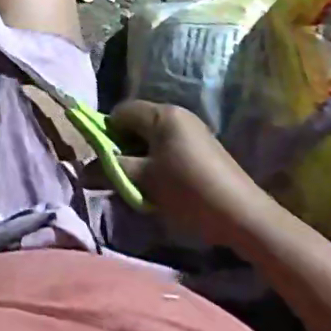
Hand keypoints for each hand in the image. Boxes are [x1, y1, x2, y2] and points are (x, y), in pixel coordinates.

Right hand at [108, 101, 278, 246]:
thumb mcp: (144, 182)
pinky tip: (167, 186)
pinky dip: (162, 161)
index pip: (120, 112)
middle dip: (125, 146)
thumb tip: (83, 169)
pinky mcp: (207, 148)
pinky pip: (172, 146)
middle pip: (138, 123)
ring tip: (145, 184)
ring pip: (155, 137)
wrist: (246, 217)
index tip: (106, 159)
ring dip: (144, 156)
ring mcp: (195, 130)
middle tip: (124, 173)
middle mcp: (178, 114)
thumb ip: (112, 170)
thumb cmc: (189, 192)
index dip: (107, 133)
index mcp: (161, 114)